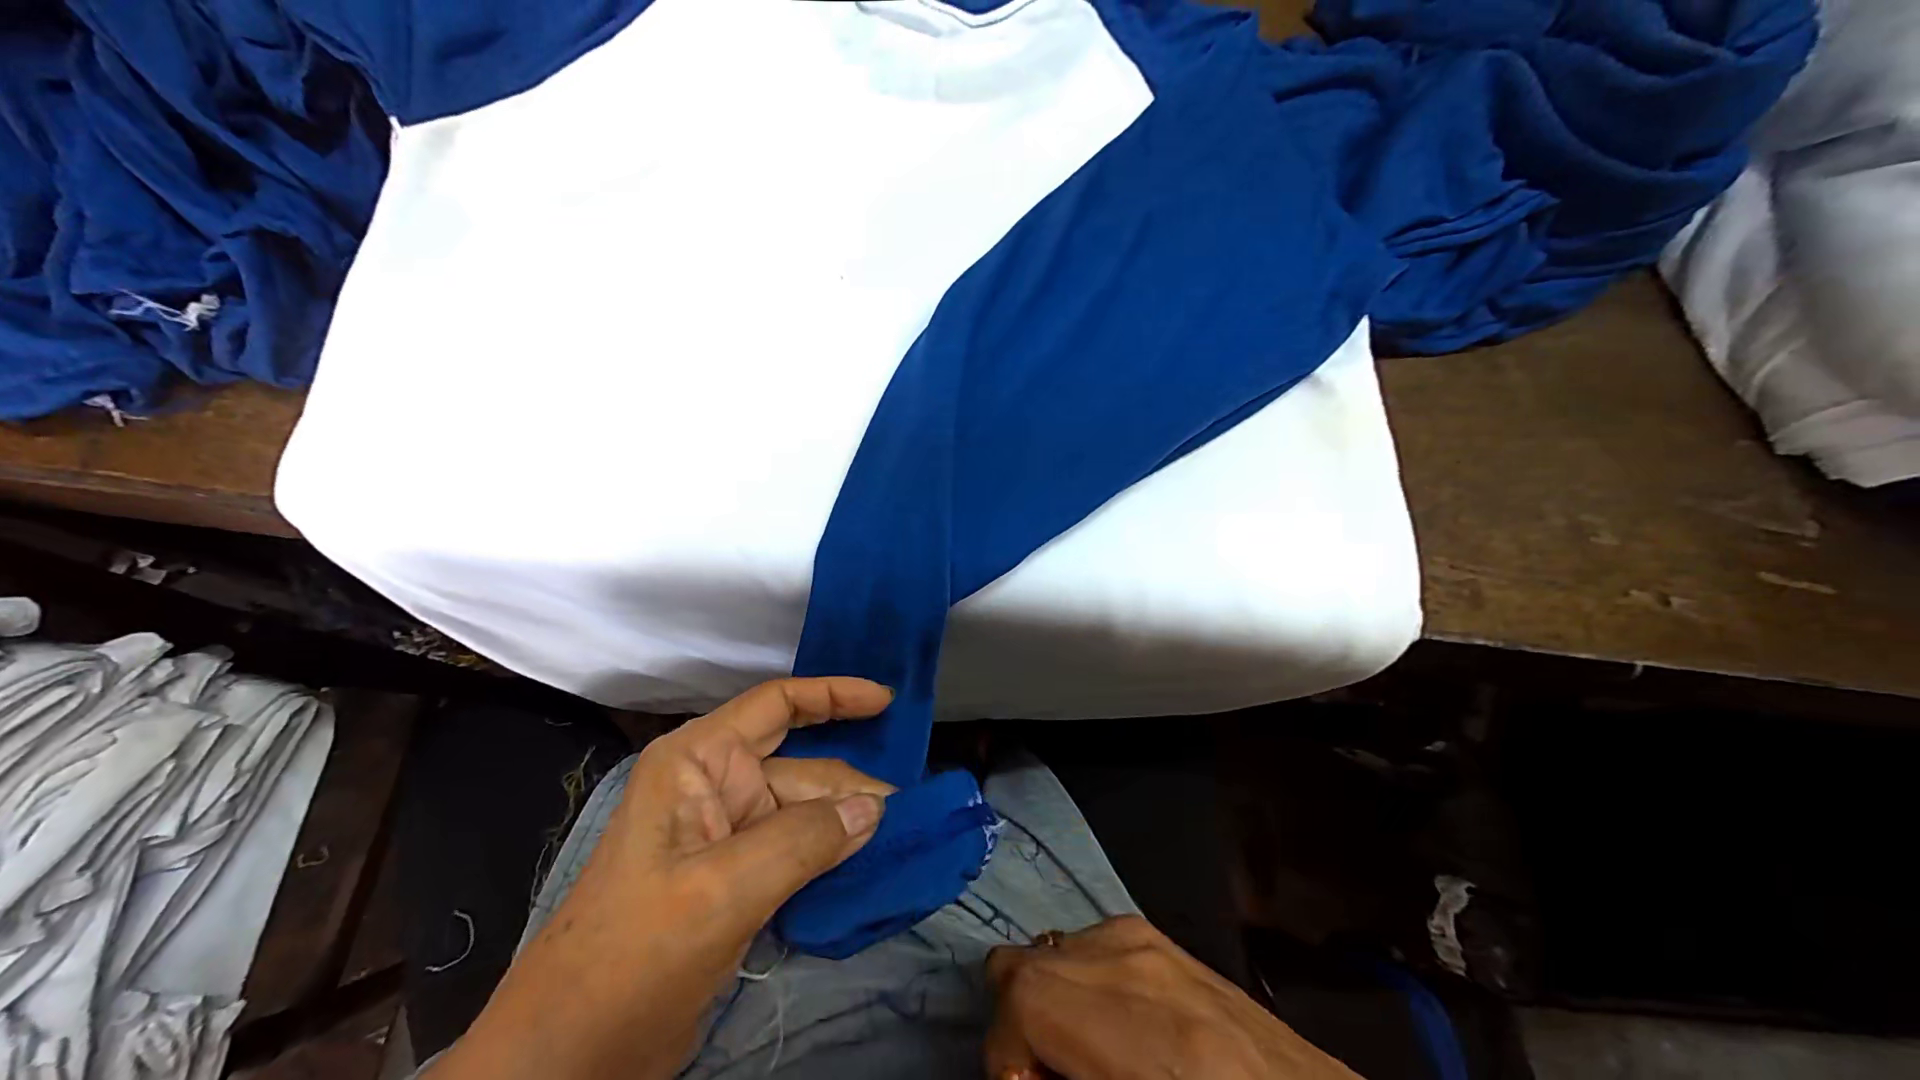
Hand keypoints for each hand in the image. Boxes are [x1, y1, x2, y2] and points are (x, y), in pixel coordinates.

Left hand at [430, 678, 895, 1079]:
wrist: (572, 1056)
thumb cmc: (634, 953)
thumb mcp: (722, 889)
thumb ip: (804, 839)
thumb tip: (876, 809)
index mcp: (697, 762)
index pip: (775, 705)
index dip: (833, 696)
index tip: (888, 700)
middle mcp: (714, 788)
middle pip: (803, 766)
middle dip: (856, 784)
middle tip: (920, 809)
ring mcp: (726, 838)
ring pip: (807, 814)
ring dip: (853, 825)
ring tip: (911, 839)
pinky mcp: (737, 881)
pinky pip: (800, 853)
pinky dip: (836, 856)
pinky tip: (875, 866)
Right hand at [985, 916, 1360, 1079]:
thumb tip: (1020, 1070)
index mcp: (1142, 1029)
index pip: (1021, 998)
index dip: (1003, 1057)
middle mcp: (1138, 962)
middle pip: (1019, 966)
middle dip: (1015, 1031)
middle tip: (1048, 1078)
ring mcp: (1152, 941)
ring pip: (1046, 953)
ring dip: (1044, 1008)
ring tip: (1082, 1059)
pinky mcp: (1162, 939)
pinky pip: (1084, 949)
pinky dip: (1075, 989)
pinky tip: (1110, 1034)